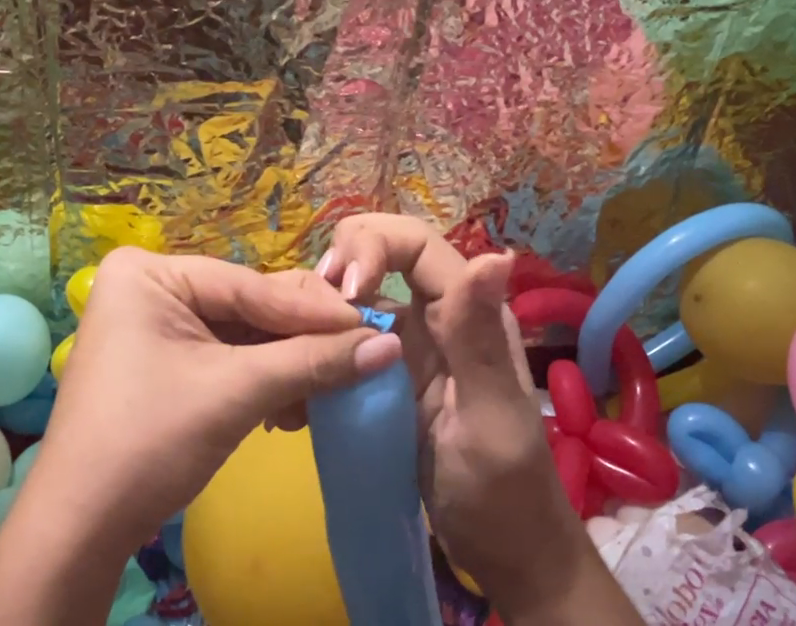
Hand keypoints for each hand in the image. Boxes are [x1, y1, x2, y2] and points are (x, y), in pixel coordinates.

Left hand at [28, 247, 401, 548]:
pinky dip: (262, 382)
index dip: (315, 311)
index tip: (375, 326)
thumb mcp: (236, 394)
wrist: (81, 526)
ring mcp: (154, 325)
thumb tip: (390, 346)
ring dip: (288, 366)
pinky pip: (225, 358)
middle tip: (363, 354)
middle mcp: (150, 287)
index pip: (250, 285)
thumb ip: (313, 363)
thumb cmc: (149, 442)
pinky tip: (295, 407)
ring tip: (335, 387)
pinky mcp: (162, 361)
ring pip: (242, 335)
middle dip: (302, 340)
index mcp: (150, 273)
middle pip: (248, 307)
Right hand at [322, 214, 636, 624]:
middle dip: (342, 259)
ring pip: (357, 289)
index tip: (343, 289)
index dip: (373, 246)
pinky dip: (317, 332)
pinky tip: (293, 354)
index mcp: (467, 312)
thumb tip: (495, 255)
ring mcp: (405, 344)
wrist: (500, 552)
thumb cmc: (503, 489)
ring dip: (323, 295)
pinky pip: (344, 333)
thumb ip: (478, 341)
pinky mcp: (381, 374)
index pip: (415, 243)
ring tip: (291, 328)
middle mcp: (435, 315)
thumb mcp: (489, 418)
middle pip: (381, 250)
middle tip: (310, 301)